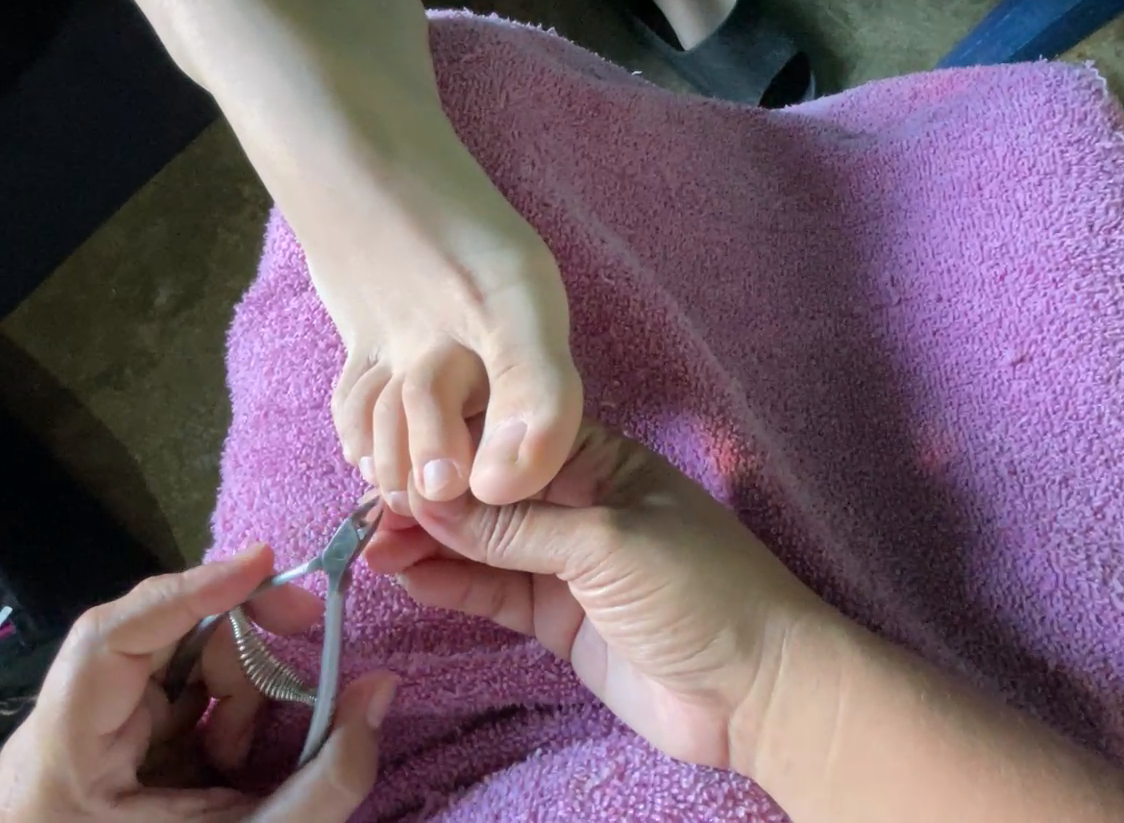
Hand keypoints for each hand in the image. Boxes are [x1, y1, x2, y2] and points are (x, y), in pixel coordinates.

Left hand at [0, 544, 398, 821]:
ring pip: (175, 649)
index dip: (187, 592)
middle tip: (307, 620)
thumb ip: (331, 776)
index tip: (266, 564)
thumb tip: (382, 685)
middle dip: (238, 629)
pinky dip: (226, 695)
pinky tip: (234, 749)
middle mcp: (58, 737)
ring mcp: (80, 733)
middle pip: (155, 633)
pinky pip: (179, 677)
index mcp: (63, 771)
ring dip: (236, 677)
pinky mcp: (109, 736)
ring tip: (249, 747)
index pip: (108, 643)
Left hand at [172, 0, 584, 519]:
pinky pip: (371, 409)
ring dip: (392, 444)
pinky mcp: (375, 332)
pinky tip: (360, 412)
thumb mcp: (513, 294)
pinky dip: (361, 426)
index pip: (542, 443)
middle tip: (416, 425)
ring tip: (383, 409)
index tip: (466, 483)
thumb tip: (507, 490)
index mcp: (534, 334)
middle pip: (468, 447)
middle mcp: (486, 342)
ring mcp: (425, 338)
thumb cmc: (425, 199)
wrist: (331, 114)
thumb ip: (538, 391)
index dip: (506, 475)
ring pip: (412, 436)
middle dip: (435, 455)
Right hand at [363, 423, 836, 768]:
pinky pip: (494, 590)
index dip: (454, 448)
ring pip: (483, 543)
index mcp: (598, 458)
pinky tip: (407, 574)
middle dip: (432, 496)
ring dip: (430, 541)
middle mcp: (574, 500)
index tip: (395, 462)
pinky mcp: (556, 613)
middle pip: (489, 491)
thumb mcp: (607, 542)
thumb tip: (434, 502)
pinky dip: (451, 582)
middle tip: (369, 508)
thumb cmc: (698, 586)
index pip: (511, 438)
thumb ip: (518, 529)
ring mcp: (563, 559)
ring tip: (371, 542)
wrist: (754, 686)